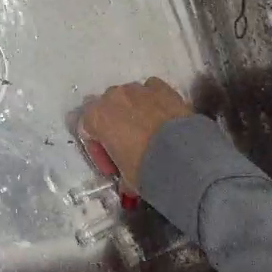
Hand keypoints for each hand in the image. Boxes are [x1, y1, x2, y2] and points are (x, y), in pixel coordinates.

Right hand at [79, 77, 193, 190]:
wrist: (185, 158)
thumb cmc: (146, 169)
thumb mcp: (127, 179)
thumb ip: (121, 176)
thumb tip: (126, 184)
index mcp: (95, 116)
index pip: (86, 128)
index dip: (98, 150)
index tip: (113, 168)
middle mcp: (112, 97)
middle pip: (106, 109)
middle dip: (114, 127)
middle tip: (129, 150)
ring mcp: (137, 89)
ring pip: (128, 98)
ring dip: (133, 113)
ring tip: (150, 135)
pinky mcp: (161, 87)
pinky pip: (151, 91)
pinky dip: (154, 102)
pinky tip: (163, 119)